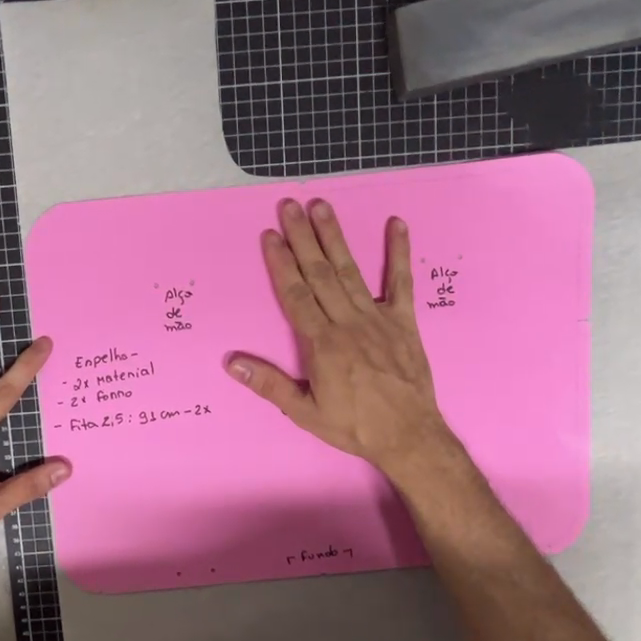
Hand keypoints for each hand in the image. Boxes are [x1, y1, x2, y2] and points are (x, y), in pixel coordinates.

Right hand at [226, 199, 460, 477]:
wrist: (408, 435)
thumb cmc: (354, 427)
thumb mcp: (304, 412)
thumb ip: (269, 384)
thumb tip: (232, 363)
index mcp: (322, 345)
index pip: (295, 295)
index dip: (280, 263)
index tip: (270, 235)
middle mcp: (348, 324)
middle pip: (320, 273)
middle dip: (302, 238)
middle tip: (290, 205)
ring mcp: (378, 319)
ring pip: (350, 271)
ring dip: (335, 237)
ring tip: (322, 206)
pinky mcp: (404, 323)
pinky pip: (401, 282)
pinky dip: (398, 252)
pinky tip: (396, 224)